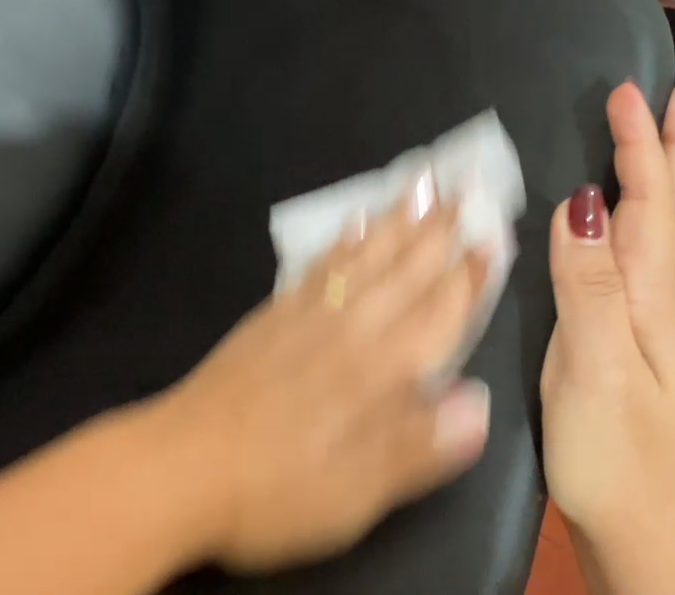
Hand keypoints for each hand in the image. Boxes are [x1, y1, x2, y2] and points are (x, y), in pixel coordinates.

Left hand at [143, 174, 493, 573]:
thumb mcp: (356, 493)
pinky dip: (342, 240)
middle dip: (437, 227)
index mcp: (375, 372)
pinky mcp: (271, 316)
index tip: (493, 234)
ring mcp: (303, 316)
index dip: (467, 277)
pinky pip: (318, 265)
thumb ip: (418, 445)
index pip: (435, 315)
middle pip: (401, 270)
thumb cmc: (275, 490)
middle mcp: (345, 330)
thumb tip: (480, 403)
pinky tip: (352, 225)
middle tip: (464, 181)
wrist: (180, 464)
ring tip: (417, 184)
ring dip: (394, 220)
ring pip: (362, 257)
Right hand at [541, 81, 674, 553]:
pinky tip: (617, 216)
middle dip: (673, 148)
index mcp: (647, 298)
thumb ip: (589, 287)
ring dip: (663, 174)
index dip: (639, 147)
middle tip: (674, 92)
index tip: (627, 90)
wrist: (638, 528)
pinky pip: (639, 253)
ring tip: (655, 136)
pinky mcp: (626, 335)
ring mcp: (646, 319)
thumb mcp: (595, 368)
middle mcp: (655, 299)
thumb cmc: (612, 452)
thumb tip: (580, 205)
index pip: (649, 205)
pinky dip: (638, 214)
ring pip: (663, 229)